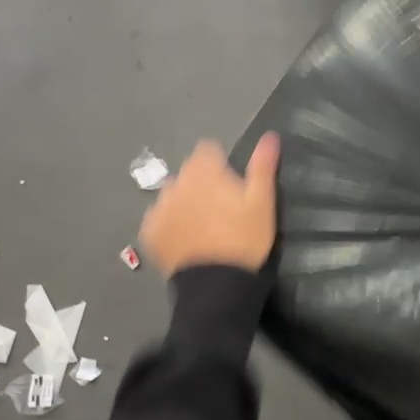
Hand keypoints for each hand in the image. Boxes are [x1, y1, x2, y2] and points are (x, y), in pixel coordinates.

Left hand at [139, 135, 279, 275]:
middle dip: (203, 183)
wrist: (217, 283)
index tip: (234, 185)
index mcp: (204, 171)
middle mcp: (176, 182)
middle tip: (223, 209)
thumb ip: (263, 166)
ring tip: (204, 227)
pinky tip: (187, 240)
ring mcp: (159, 207)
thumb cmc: (245, 238)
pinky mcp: (149, 231)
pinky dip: (171, 224)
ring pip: (174, 195)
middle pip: (190, 173)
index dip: (222, 164)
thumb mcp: (263, 202)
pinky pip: (160, 219)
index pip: (208, 150)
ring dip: (186, 203)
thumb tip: (270, 136)